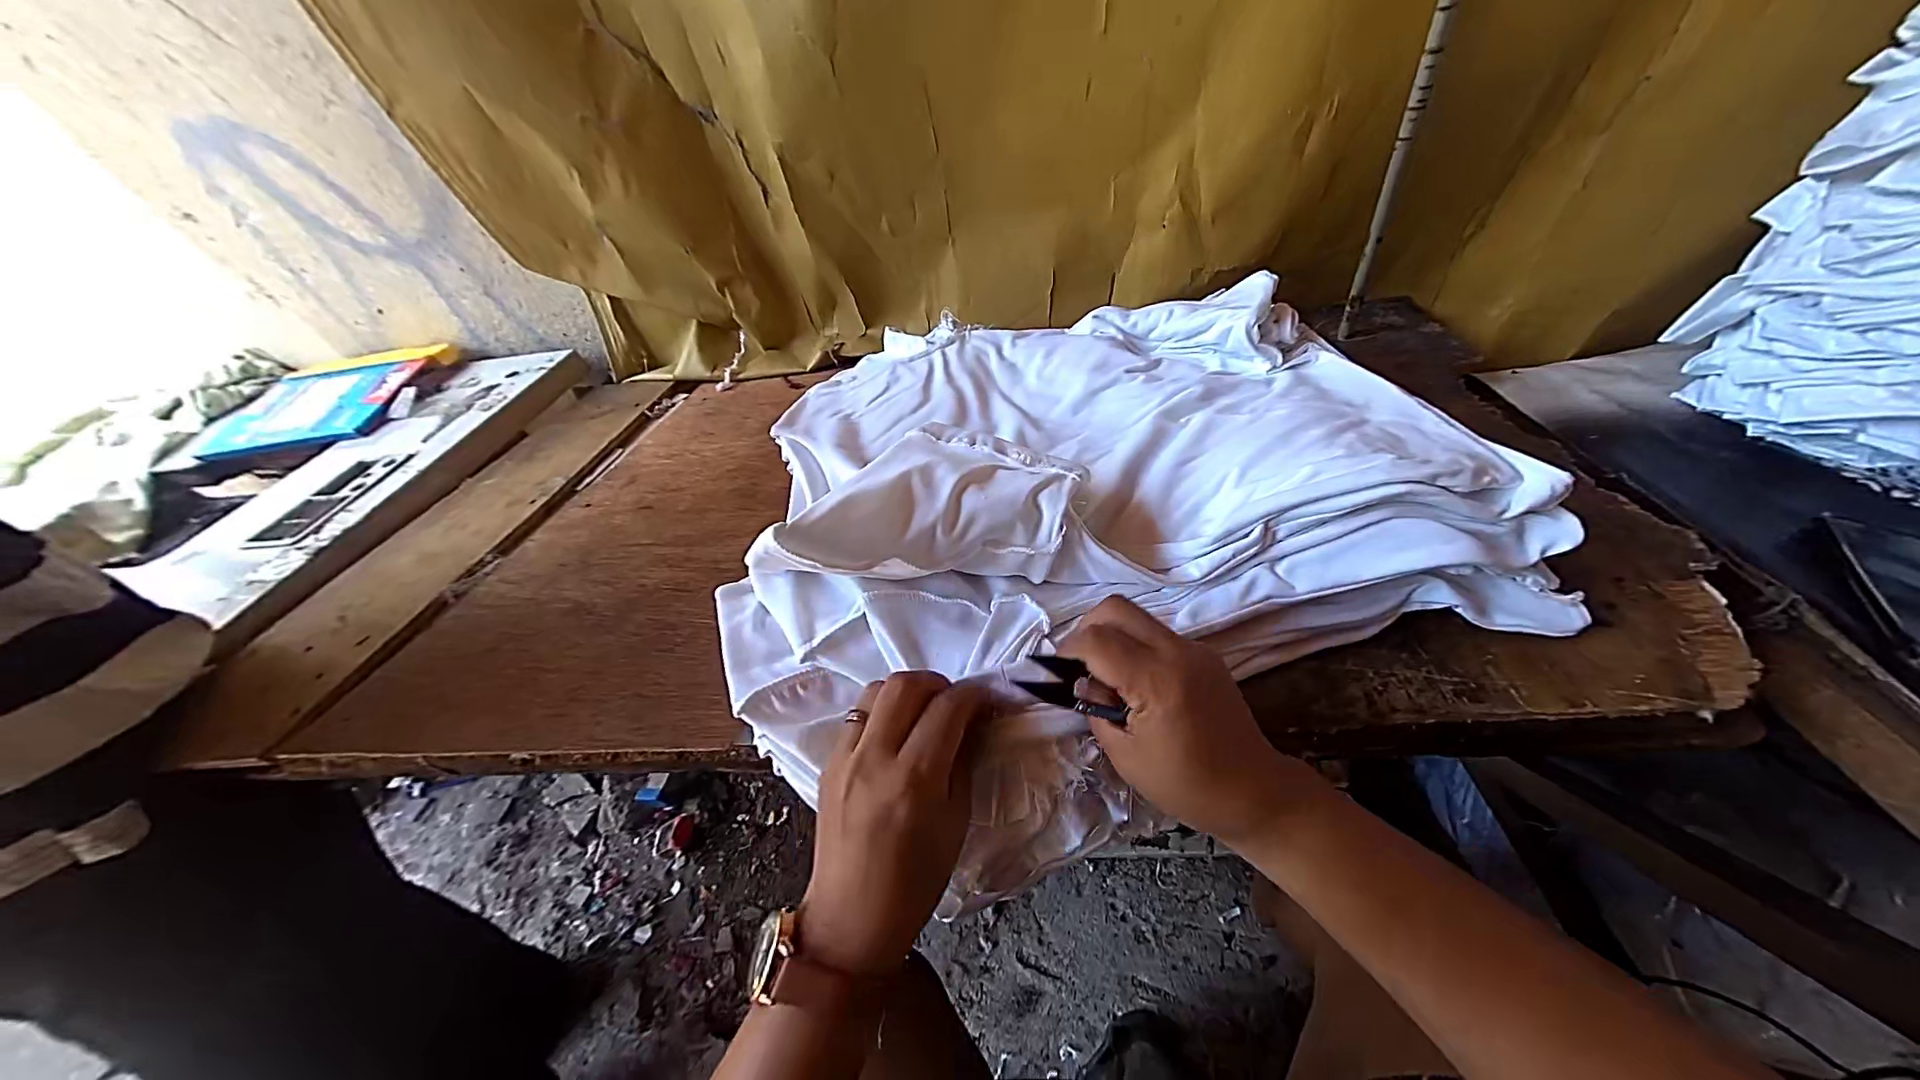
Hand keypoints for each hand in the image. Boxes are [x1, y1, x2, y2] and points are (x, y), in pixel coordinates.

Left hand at [798, 671, 987, 976]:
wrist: (853, 916)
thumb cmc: (916, 880)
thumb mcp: (956, 820)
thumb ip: (963, 761)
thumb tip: (971, 721)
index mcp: (913, 780)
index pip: (947, 708)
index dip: (974, 696)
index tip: (986, 700)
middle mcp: (874, 759)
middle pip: (905, 684)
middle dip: (938, 683)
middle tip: (954, 702)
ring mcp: (844, 758)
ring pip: (875, 690)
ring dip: (906, 691)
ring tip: (923, 712)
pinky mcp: (827, 763)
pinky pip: (856, 715)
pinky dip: (881, 711)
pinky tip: (896, 733)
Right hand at [1060, 596, 1321, 845]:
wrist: (1255, 791)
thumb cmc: (1187, 785)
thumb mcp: (1126, 756)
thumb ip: (1098, 709)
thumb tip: (1083, 682)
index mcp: (1157, 682)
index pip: (1096, 640)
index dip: (1066, 651)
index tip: (1057, 673)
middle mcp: (1177, 653)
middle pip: (1115, 608)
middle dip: (1086, 629)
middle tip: (1078, 665)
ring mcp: (1194, 649)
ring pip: (1136, 616)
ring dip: (1110, 635)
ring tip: (1106, 676)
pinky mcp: (1205, 654)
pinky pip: (1156, 634)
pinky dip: (1134, 646)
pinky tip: (1135, 683)